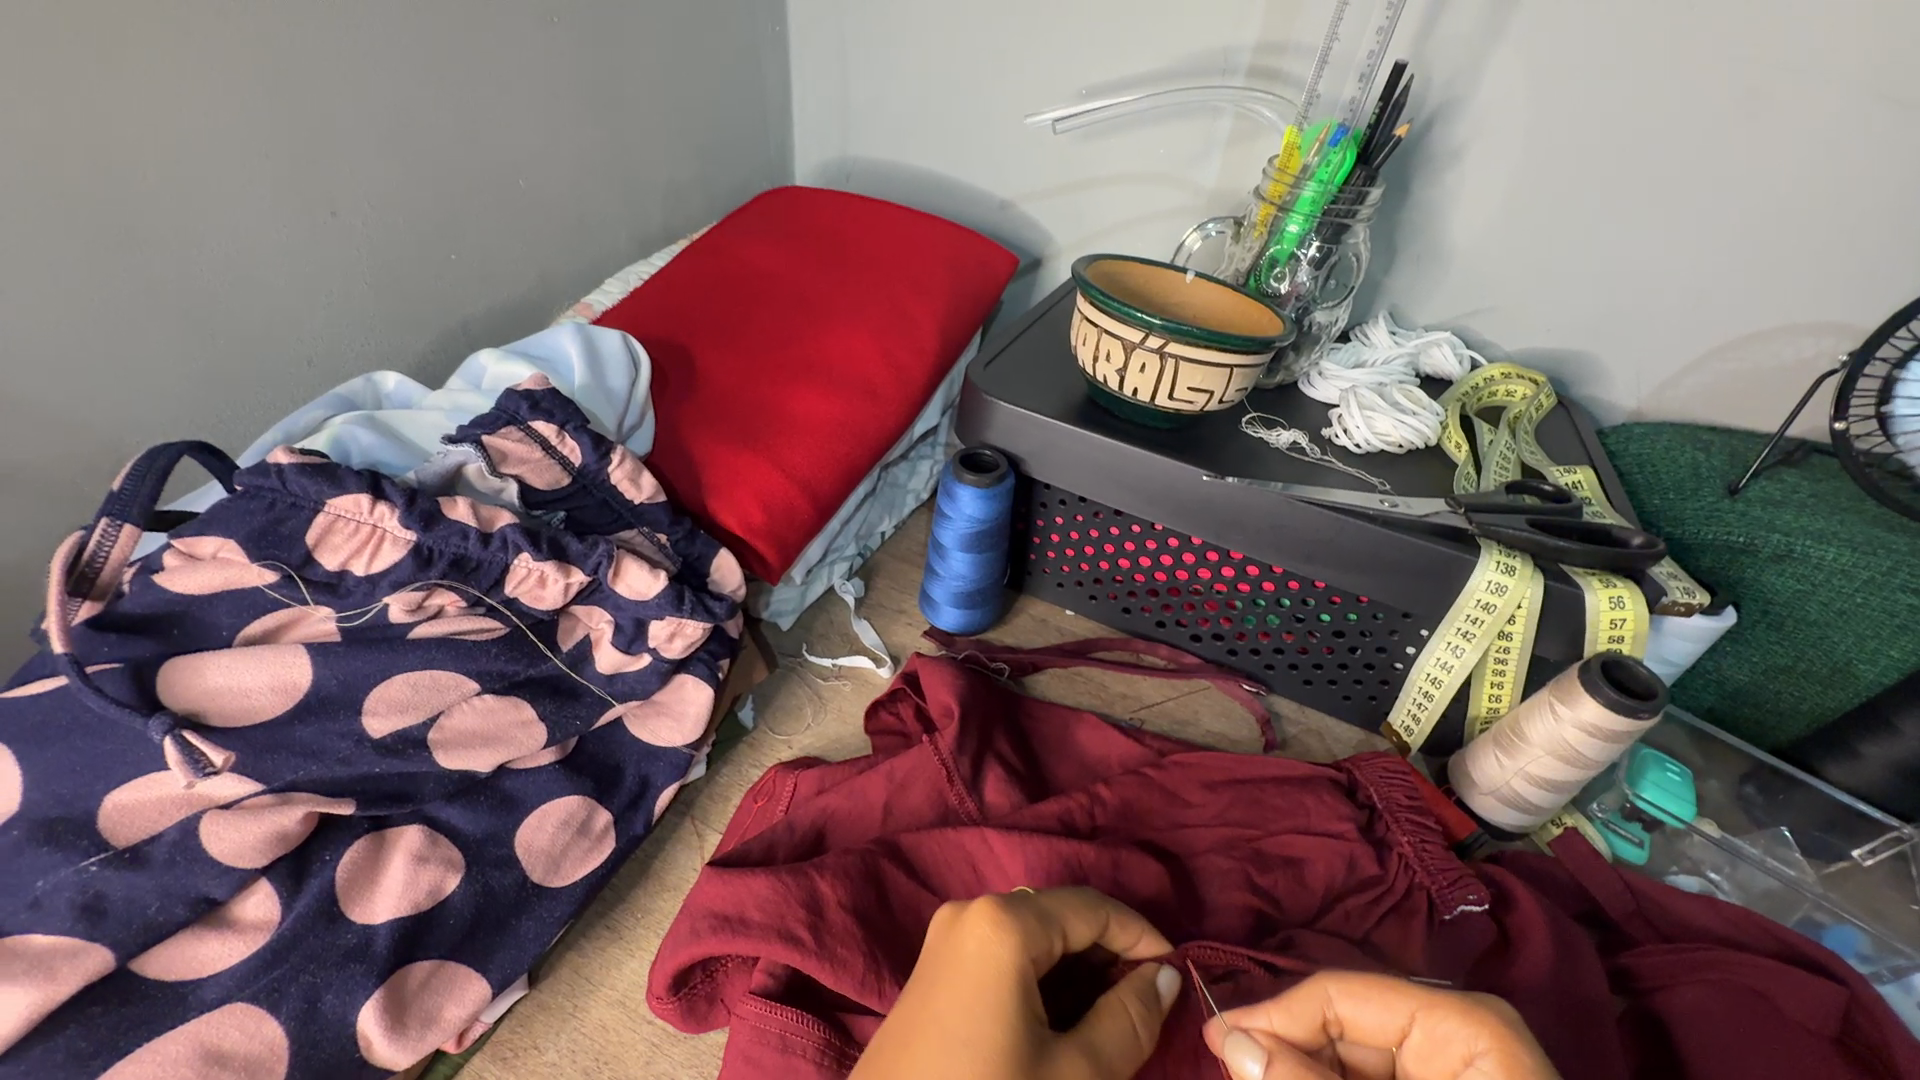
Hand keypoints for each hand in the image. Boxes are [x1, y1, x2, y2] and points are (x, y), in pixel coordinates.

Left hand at [849, 887, 1181, 1079]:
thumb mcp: (1073, 1074)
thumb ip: (1128, 1019)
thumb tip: (1164, 976)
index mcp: (1003, 921)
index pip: (1093, 907)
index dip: (1143, 938)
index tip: (1180, 976)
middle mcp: (971, 911)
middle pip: (1060, 916)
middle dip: (1109, 954)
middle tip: (1149, 1004)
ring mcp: (946, 936)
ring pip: (1033, 935)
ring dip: (1077, 967)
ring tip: (1112, 1016)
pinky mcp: (934, 967)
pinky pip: (1003, 952)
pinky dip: (1041, 976)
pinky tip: (1062, 1018)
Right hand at [1203, 971, 1558, 1079]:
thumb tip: (1235, 1045)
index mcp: (1460, 1024)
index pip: (1338, 994)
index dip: (1272, 1016)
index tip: (1215, 1044)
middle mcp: (1457, 1033)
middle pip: (1342, 1025)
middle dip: (1287, 1053)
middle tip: (1231, 1074)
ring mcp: (1454, 1069)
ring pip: (1353, 1059)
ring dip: (1305, 1074)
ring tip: (1258, 1079)